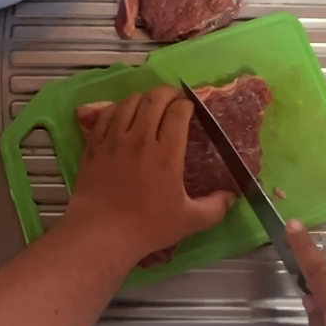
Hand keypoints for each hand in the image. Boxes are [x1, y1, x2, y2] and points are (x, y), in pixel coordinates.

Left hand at [63, 86, 237, 264]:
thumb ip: (214, 208)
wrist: (101, 232)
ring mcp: (114, 139)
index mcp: (166, 153)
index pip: (178, 113)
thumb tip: (232, 197)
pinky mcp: (94, 145)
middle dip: (166, 93)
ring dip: (142, 97)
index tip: (190, 106)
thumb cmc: (146, 226)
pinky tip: (121, 111)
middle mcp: (140, 139)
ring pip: (128, 103)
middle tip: (173, 97)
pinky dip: (116, 107)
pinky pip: (105, 115)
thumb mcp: (188, 221)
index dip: (186, 103)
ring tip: (149, 102)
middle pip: (153, 100)